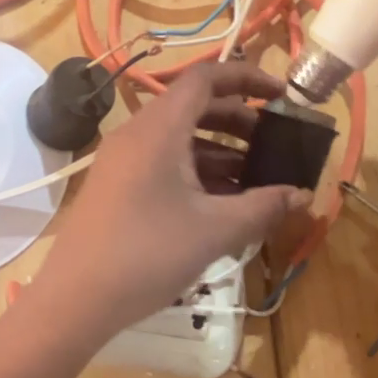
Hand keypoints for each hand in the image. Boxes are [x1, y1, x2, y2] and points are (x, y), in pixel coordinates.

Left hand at [29, 62, 311, 341]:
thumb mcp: (214, 231)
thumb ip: (263, 207)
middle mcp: (137, 134)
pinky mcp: (116, 187)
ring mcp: (122, 161)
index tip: (282, 96)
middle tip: (275, 146)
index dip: (247, 78)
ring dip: (220, 152)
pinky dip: (196, 173)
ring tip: (257, 182)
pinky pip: (163, 163)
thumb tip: (301, 195)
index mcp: (159, 129)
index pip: (206, 78)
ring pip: (179, 140)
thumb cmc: (147, 254)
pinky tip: (222, 205)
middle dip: (239, 121)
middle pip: (194, 107)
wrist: (75, 299)